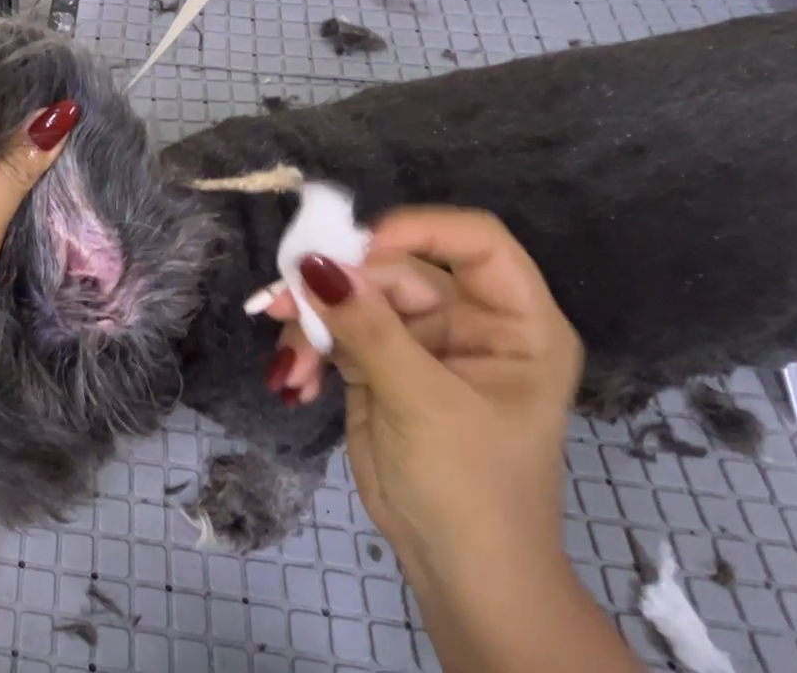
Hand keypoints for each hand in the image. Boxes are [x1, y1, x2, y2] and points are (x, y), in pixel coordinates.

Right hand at [257, 208, 582, 579]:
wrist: (456, 566)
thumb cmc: (470, 485)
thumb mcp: (423, 402)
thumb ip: (369, 329)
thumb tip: (314, 264)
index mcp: (514, 323)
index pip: (476, 243)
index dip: (419, 229)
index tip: (353, 245)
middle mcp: (467, 323)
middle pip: (394, 271)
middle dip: (337, 288)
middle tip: (282, 303)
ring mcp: (419, 344)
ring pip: (353, 300)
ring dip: (311, 322)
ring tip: (287, 359)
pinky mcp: (378, 366)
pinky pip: (334, 333)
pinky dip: (307, 350)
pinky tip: (293, 380)